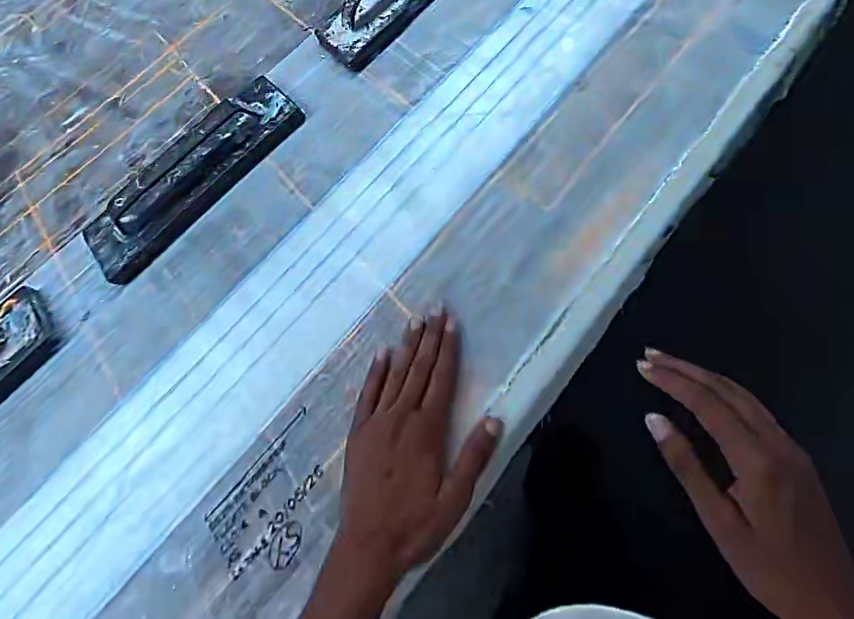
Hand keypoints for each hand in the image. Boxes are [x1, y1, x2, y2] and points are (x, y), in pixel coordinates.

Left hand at [300, 310, 501, 618]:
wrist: (367, 545)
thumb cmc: (416, 526)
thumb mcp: (455, 501)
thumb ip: (473, 458)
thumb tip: (494, 419)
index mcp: (427, 431)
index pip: (441, 380)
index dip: (448, 350)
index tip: (452, 323)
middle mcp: (401, 417)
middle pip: (419, 370)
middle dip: (429, 338)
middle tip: (435, 308)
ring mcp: (376, 422)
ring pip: (395, 375)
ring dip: (406, 347)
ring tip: (414, 320)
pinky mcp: (358, 431)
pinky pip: (368, 393)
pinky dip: (375, 371)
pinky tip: (382, 353)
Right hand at [637, 350, 853, 618]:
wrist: (837, 606)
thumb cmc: (771, 570)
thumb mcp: (720, 524)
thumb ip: (687, 467)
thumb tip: (654, 419)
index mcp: (758, 459)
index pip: (707, 403)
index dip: (672, 380)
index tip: (643, 367)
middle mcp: (778, 443)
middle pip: (726, 390)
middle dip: (685, 368)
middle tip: (650, 354)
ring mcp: (792, 448)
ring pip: (744, 395)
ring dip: (705, 376)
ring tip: (672, 365)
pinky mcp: (798, 457)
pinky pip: (756, 410)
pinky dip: (725, 392)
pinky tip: (708, 393)